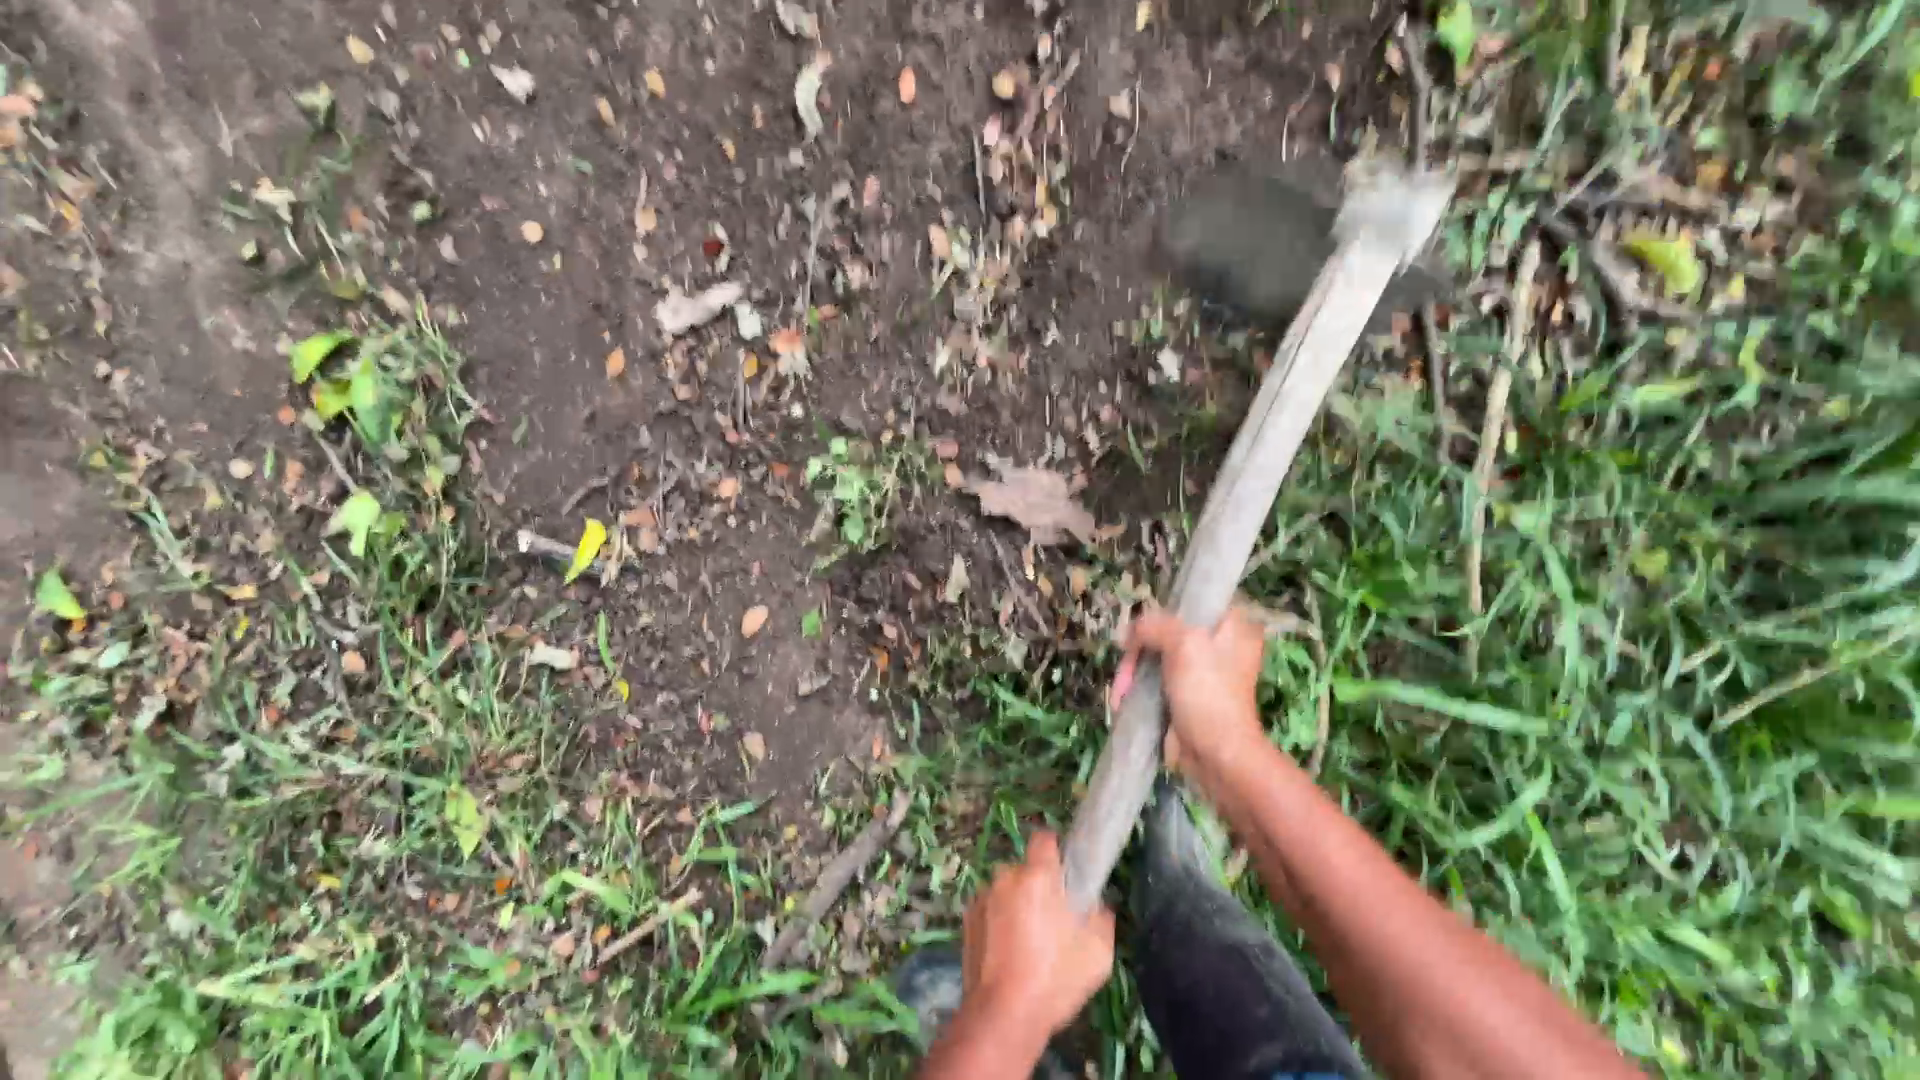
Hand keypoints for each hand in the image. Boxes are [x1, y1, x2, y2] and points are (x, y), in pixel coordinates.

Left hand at [960, 830, 1114, 1042]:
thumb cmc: (1055, 978)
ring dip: (1015, 904)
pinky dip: (997, 921)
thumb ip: (1100, 916)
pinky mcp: (966, 920)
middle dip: (1037, 886)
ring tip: (1026, 941)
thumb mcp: (1098, 951)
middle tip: (1052, 918)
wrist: (1004, 1015)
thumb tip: (1094, 904)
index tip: (1066, 872)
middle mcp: (1005, 878)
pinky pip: (989, 909)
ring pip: (1005, 891)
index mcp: (1037, 876)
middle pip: (1025, 869)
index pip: (1044, 838)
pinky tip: (1007, 952)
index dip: (1056, 850)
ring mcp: (981, 898)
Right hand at [1116, 606, 1274, 799]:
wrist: (1217, 754)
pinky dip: (1140, 688)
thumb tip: (1131, 631)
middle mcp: (1222, 645)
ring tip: (1122, 693)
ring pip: (1159, 657)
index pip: (1194, 602)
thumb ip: (1155, 625)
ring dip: (1135, 672)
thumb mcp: (1183, 644)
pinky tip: (1125, 700)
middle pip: (1169, 631)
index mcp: (1234, 626)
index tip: (1141, 629)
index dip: (1164, 612)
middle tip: (1127, 670)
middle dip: (1141, 650)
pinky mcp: (1190, 695)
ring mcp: (1205, 672)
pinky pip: (1158, 680)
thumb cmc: (1208, 694)